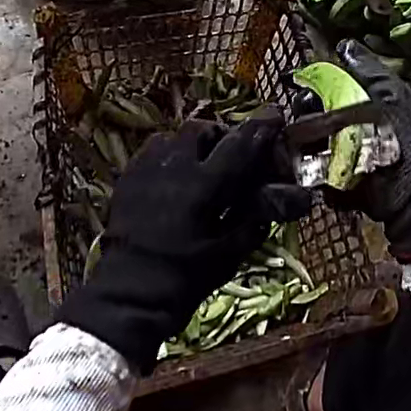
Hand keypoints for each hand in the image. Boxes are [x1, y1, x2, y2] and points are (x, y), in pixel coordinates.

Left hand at [58, 109, 311, 371]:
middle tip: (232, 152)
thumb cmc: (186, 278)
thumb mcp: (231, 252)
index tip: (274, 115)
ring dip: (192, 143)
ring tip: (201, 162)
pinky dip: (169, 154)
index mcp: (204, 186)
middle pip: (202, 129)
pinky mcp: (126, 178)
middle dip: (222, 135)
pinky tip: (174, 175)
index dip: (260, 128)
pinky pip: (151, 151)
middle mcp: (174, 168)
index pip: (239, 144)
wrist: (129, 295)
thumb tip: (283, 197)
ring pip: (173, 136)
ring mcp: (145, 170)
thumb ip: (256, 218)